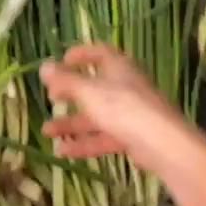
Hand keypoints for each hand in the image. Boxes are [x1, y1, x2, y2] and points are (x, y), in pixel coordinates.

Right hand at [39, 43, 196, 173]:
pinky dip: (84, 143)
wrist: (162, 144)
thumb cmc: (123, 108)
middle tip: (51, 98)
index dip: (82, 54)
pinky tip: (63, 152)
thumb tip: (43, 67)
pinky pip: (104, 137)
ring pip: (96, 116)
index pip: (100, 53)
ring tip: (46, 132)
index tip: (62, 61)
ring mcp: (130, 114)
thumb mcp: (88, 91)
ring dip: (71, 123)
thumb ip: (65, 80)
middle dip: (70, 94)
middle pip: (95, 87)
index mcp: (118, 69)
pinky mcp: (132, 137)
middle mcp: (125, 88)